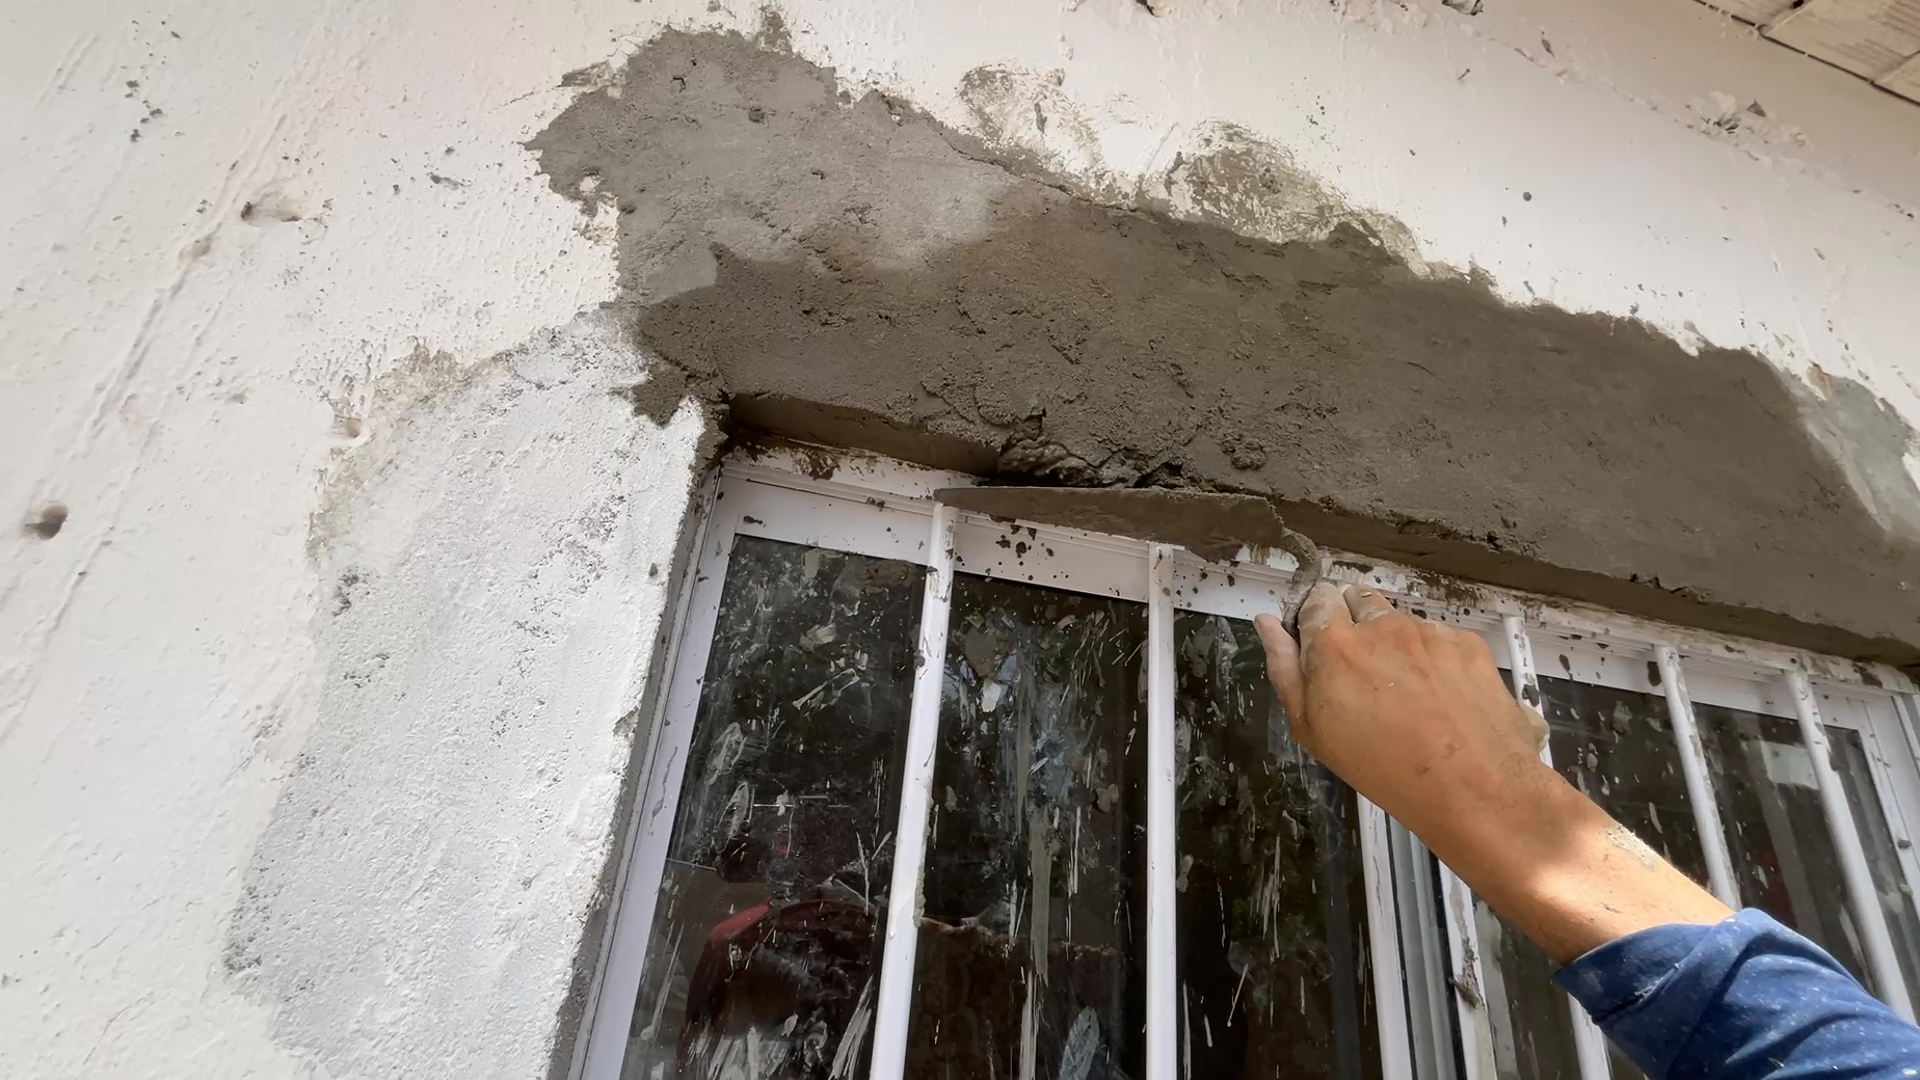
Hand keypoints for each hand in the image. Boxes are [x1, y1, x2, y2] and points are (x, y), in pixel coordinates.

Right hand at [1254, 582, 1730, 962]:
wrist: (1476, 790)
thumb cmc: (1377, 766)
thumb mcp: (1309, 726)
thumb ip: (1283, 667)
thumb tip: (1266, 622)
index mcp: (1333, 643)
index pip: (1317, 598)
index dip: (1316, 618)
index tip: (1320, 646)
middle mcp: (1380, 625)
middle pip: (1357, 598)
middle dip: (1353, 621)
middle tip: (1361, 668)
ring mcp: (1428, 631)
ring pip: (1399, 620)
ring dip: (1393, 640)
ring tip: (1406, 688)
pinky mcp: (1469, 643)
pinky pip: (1439, 638)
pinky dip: (1433, 657)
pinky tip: (1441, 696)